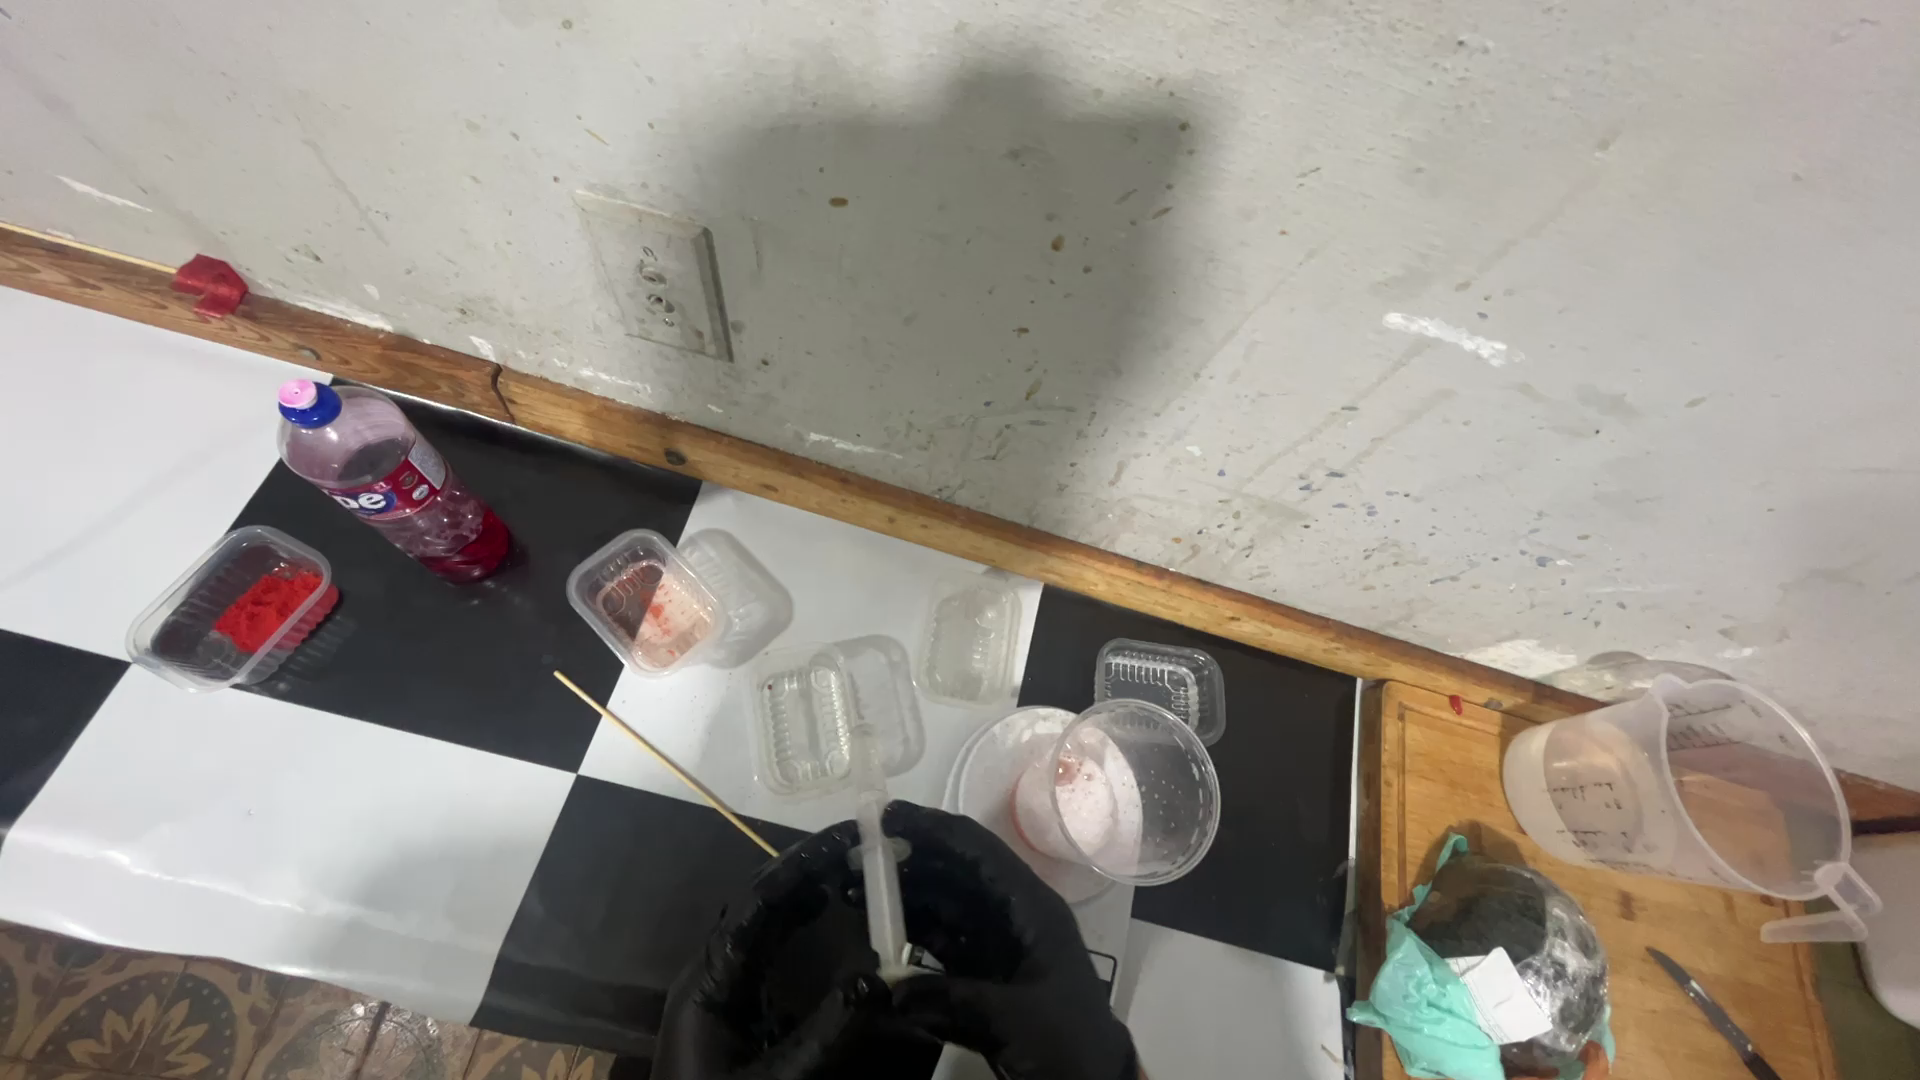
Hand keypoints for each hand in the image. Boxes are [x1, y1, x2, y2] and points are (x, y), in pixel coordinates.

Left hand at [654, 819, 910, 1079]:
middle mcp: (711, 969)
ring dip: (801, 887)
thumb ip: (825, 1033)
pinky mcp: (733, 1002)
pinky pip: (766, 943)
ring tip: (845, 863)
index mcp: (709, 979)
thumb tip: (880, 978)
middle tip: (852, 845)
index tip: (840, 840)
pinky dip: (796, 918)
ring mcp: (720, 984)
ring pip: (762, 918)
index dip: (798, 866)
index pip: (755, 902)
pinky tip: (822, 907)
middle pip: (757, 900)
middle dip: (803, 868)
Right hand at [885, 801, 1136, 1079]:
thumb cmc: (1070, 1043)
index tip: (887, 819)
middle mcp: (1012, 912)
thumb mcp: (1016, 1018)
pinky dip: (913, 938)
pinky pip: (944, 943)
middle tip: (859, 860)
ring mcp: (998, 942)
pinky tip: (880, 937)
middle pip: (955, 873)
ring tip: (858, 894)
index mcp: (1031, 905)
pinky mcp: (986, 974)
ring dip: (906, 899)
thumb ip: (952, 999)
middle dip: (910, 863)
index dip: (934, 829)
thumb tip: (888, 990)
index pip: (978, 850)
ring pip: (946, 906)